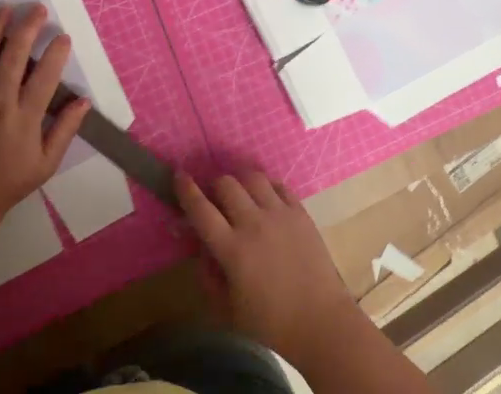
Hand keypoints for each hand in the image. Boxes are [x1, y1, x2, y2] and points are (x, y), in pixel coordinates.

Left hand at [0, 6, 89, 215]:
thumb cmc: (9, 181)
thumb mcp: (46, 163)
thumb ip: (65, 130)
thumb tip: (84, 102)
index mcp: (24, 119)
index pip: (44, 77)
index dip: (56, 54)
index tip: (64, 36)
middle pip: (12, 56)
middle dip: (27, 28)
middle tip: (37, 9)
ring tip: (4, 10)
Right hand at [177, 171, 359, 361]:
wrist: (322, 324)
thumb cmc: (272, 323)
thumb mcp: (228, 309)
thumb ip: (208, 276)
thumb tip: (202, 249)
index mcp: (232, 249)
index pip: (200, 209)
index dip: (185, 189)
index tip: (178, 175)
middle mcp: (254, 224)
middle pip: (225, 184)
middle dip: (214, 186)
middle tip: (215, 198)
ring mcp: (280, 215)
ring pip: (252, 177)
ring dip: (240, 180)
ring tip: (240, 193)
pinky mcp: (301, 214)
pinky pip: (279, 185)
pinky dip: (266, 186)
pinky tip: (265, 198)